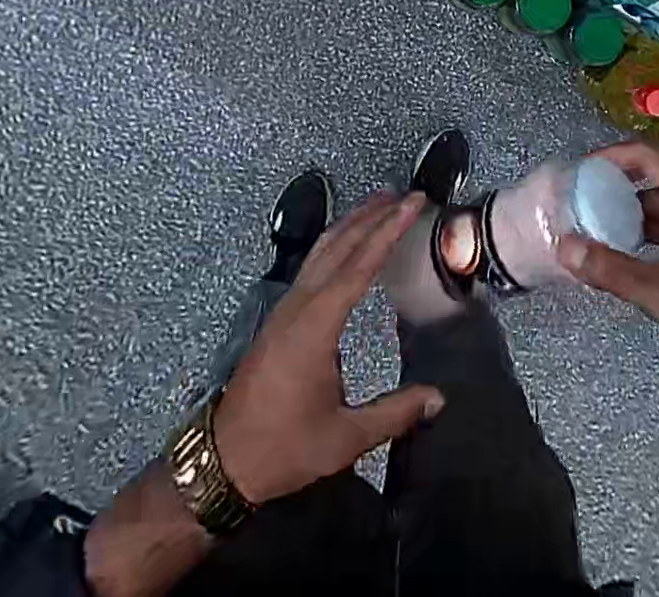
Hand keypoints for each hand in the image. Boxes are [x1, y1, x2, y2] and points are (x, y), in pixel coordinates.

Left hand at [212, 192, 443, 502]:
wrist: (218, 465)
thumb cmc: (282, 448)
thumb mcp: (344, 437)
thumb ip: (395, 412)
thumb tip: (440, 397)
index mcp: (315, 327)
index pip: (359, 264)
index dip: (389, 230)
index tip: (412, 203)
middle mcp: (299, 307)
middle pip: (339, 245)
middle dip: (373, 215)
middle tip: (406, 195)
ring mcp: (286, 310)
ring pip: (322, 250)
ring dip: (353, 223)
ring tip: (381, 204)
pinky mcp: (281, 318)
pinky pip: (315, 264)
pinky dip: (339, 242)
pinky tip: (351, 244)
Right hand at [555, 141, 658, 377]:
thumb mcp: (654, 291)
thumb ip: (607, 268)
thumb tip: (565, 247)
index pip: (650, 155)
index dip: (614, 155)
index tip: (584, 168)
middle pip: (658, 168)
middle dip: (621, 175)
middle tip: (587, 187)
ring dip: (634, 201)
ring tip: (598, 215)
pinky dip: (648, 220)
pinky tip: (625, 240)